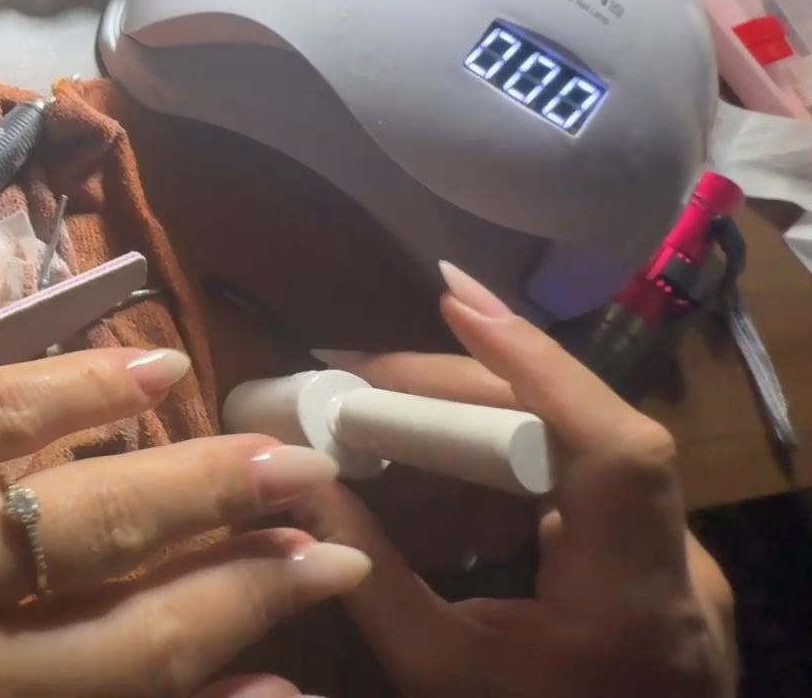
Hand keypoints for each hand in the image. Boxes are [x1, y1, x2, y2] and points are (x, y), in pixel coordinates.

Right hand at [294, 263, 736, 697]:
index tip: (452, 302)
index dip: (538, 364)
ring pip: (567, 430)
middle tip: (355, 367)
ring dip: (469, 392)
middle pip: (571, 424)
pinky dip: (488, 425)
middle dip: (457, 378)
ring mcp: (661, 545)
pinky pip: (561, 456)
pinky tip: (429, 421)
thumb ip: (363, 569)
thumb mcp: (433, 667)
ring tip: (375, 380)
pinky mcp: (637, 542)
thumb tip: (293, 470)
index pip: (617, 451)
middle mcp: (670, 556)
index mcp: (633, 596)